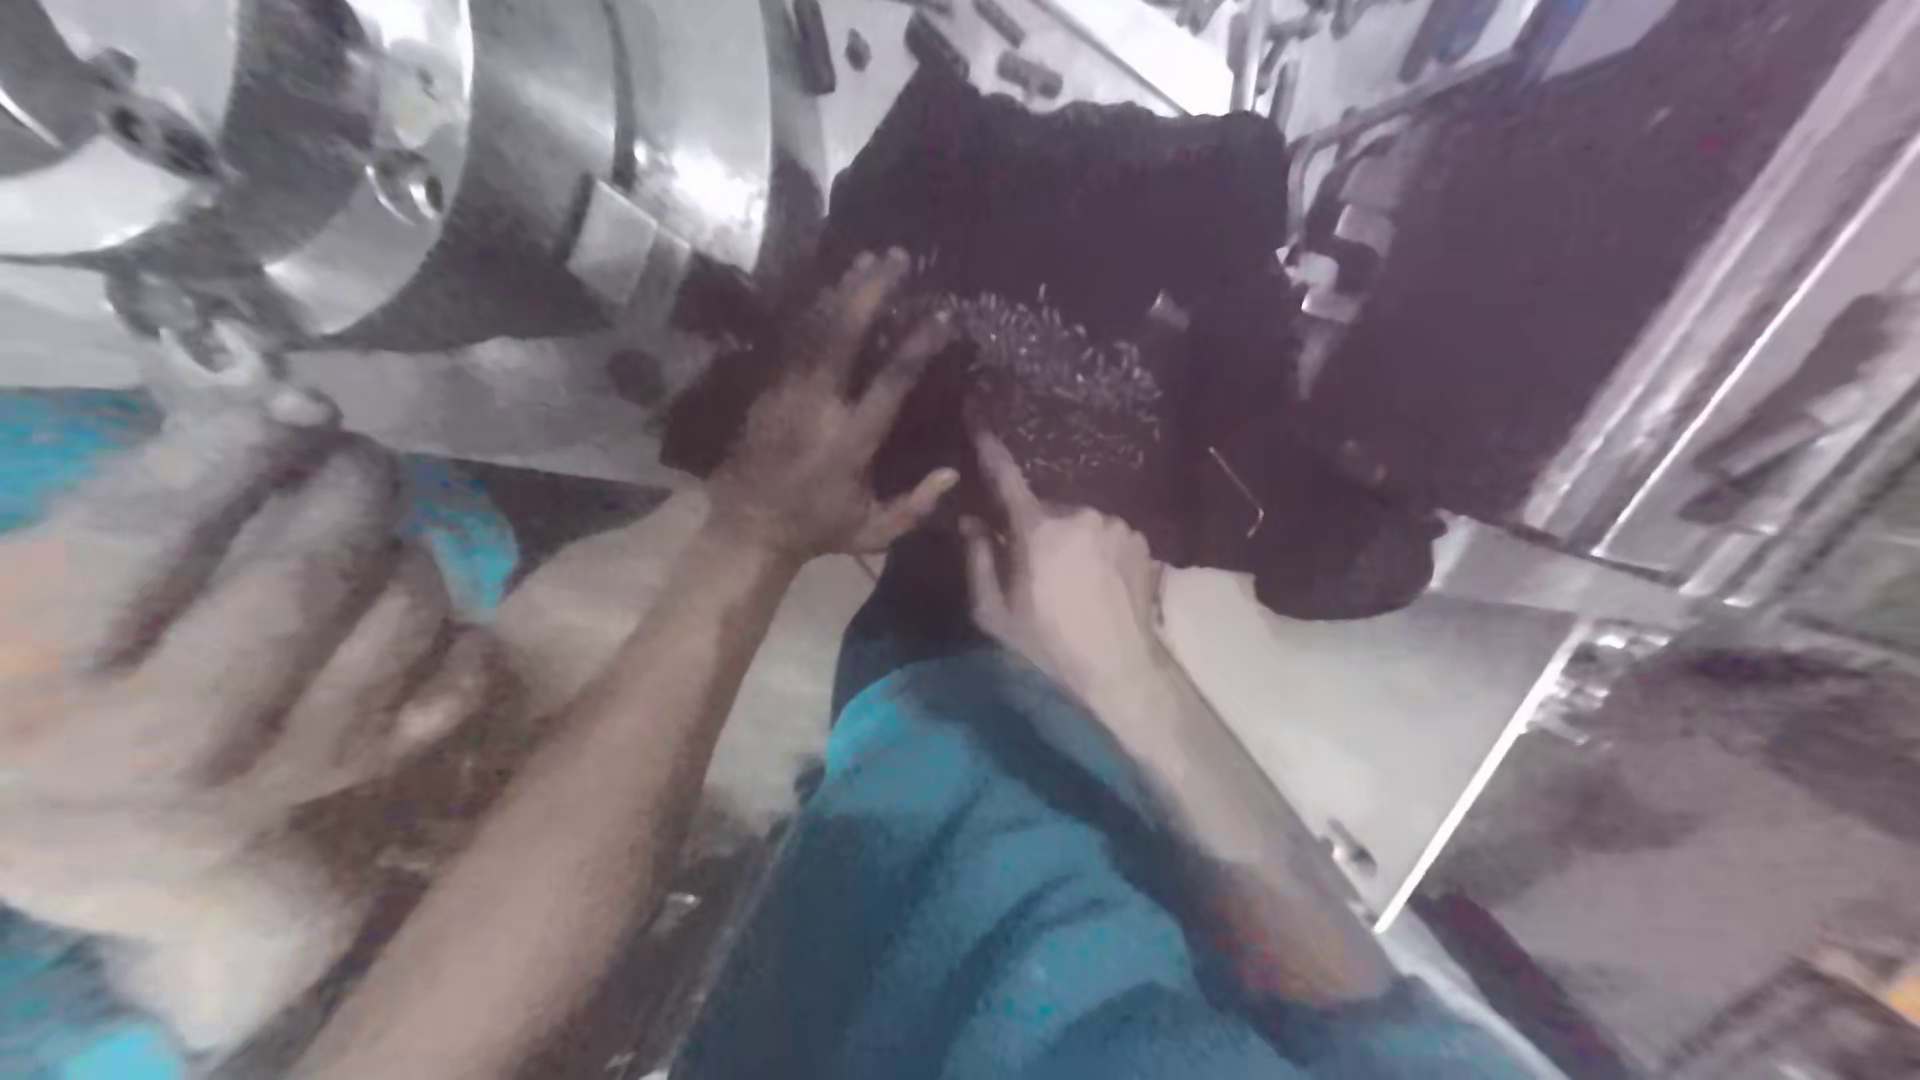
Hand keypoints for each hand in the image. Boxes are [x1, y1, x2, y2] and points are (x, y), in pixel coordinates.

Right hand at [0, 388, 495, 814]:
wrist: (97, 839)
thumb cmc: (33, 698)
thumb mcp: (16, 603)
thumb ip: (116, 522)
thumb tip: (266, 411)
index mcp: (20, 681)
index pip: (147, 532)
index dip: (238, 450)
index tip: (297, 404)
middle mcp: (167, 735)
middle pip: (304, 575)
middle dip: (353, 492)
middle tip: (363, 458)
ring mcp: (289, 762)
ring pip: (400, 619)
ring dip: (410, 558)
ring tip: (383, 540)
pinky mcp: (366, 771)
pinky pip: (457, 683)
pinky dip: (460, 636)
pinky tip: (431, 616)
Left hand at [709, 250, 959, 560]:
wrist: (748, 528)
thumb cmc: (817, 530)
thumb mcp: (873, 532)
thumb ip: (915, 506)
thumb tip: (952, 474)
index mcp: (851, 441)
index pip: (890, 381)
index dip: (918, 344)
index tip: (942, 316)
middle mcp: (819, 407)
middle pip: (844, 334)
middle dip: (872, 292)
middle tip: (896, 258)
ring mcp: (788, 394)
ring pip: (814, 328)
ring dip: (842, 291)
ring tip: (866, 260)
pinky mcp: (769, 391)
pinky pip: (794, 342)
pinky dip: (815, 312)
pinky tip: (832, 292)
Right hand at [962, 429, 1165, 702]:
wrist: (1121, 669)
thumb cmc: (1049, 644)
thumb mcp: (996, 612)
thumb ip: (977, 559)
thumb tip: (970, 521)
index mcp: (1038, 530)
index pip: (1007, 477)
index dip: (989, 447)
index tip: (977, 416)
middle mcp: (1079, 514)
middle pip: (1044, 508)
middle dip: (1035, 529)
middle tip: (1034, 570)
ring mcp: (1115, 523)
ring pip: (1078, 521)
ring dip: (1068, 539)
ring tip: (1072, 582)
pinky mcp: (1139, 537)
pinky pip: (1105, 532)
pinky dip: (1095, 547)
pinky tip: (1099, 581)